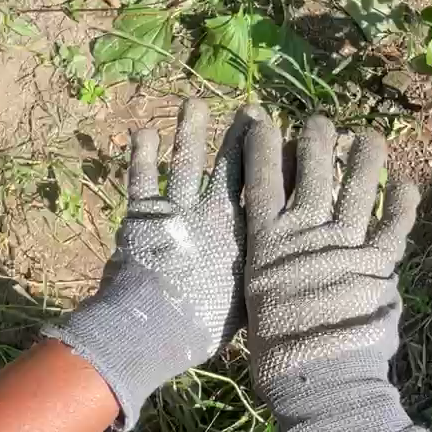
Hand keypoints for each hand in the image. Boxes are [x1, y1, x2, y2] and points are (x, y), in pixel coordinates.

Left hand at [45, 99, 256, 428]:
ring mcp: (176, 209)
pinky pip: (142, 178)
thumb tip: (289, 262)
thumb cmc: (204, 323)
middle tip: (251, 110)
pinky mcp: (142, 213)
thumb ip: (264, 273)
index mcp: (241, 233)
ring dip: (190, 131)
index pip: (263, 186)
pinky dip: (143, 155)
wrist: (152, 328)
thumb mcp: (248, 300)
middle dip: (242, 136)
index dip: (274, 160)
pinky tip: (144, 130)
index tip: (286, 137)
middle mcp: (212, 213)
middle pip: (231, 166)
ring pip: (186, 162)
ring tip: (194, 103)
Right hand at [244, 115, 428, 431]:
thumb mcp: (255, 299)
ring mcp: (346, 244)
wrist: (322, 385)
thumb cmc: (277, 353)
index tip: (263, 118)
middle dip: (316, 137)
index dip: (263, 144)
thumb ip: (264, 265)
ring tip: (368, 134)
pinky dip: (402, 202)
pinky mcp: (380, 263)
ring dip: (364, 155)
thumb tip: (264, 246)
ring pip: (357, 184)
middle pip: (313, 168)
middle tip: (319, 123)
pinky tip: (405, 182)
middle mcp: (307, 232)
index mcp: (269, 241)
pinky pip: (395, 224)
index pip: (263, 177)